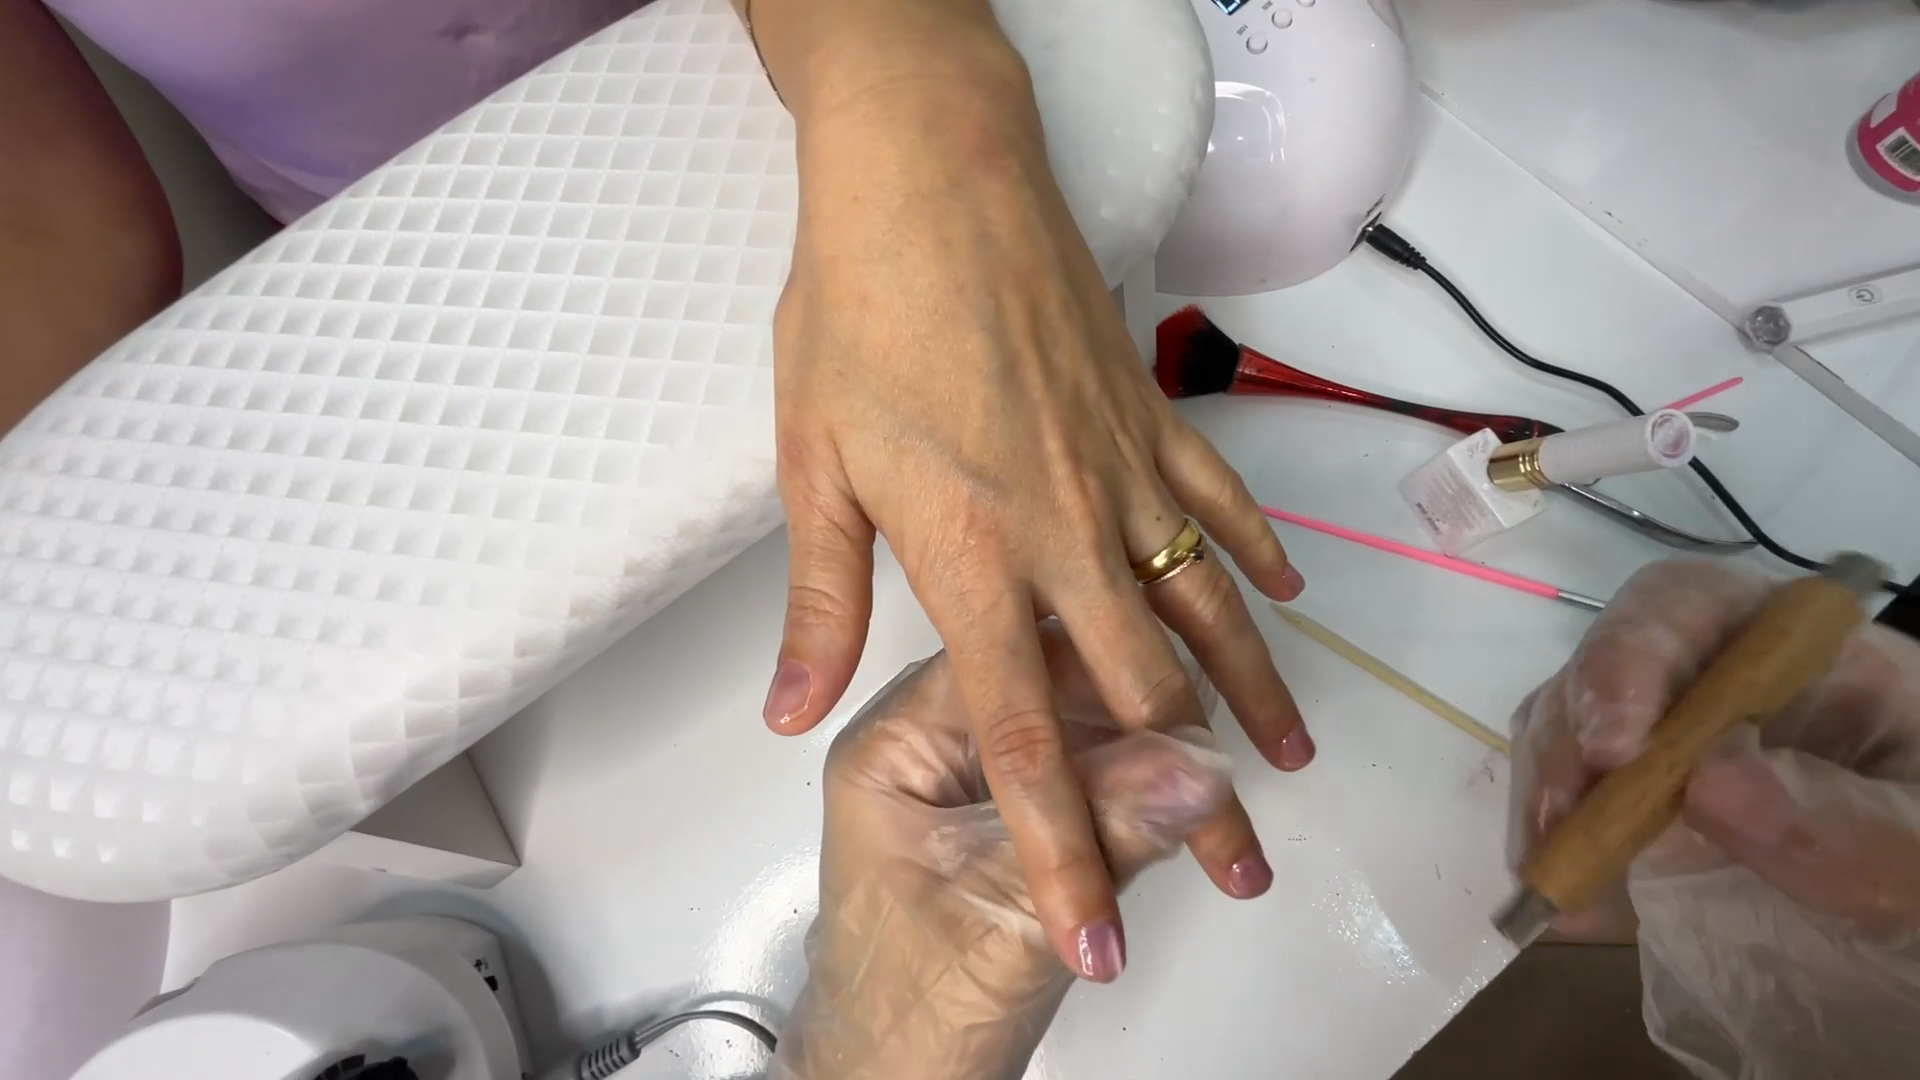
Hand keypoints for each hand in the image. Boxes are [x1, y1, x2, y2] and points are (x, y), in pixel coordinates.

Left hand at [753, 1, 1309, 980]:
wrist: (931, 180)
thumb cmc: (860, 314)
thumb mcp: (814, 465)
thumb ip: (819, 600)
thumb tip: (791, 708)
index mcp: (972, 557)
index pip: (1024, 737)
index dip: (1059, 848)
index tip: (1096, 931)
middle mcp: (1065, 532)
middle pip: (1139, 690)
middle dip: (1186, 794)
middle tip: (1229, 864)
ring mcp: (1122, 471)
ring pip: (1204, 606)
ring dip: (1250, 690)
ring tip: (1290, 762)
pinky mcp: (1150, 414)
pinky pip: (1220, 500)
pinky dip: (1253, 555)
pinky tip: (1284, 597)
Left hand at [771, 627, 1234, 1079]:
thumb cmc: (917, 1008)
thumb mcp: (1013, 913)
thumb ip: (1105, 833)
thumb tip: (1203, 765)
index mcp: (898, 737)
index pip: (1006, 664)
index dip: (1099, 675)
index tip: (1182, 704)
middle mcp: (931, 734)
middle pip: (1046, 689)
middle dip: (1132, 724)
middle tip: (1205, 767)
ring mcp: (970, 768)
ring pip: (1074, 729)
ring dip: (1145, 762)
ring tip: (1210, 810)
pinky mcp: (1008, 805)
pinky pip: (1082, 768)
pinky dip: (1136, 790)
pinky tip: (1181, 815)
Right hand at [1509, 559, 1919, 1078]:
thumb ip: (1857, 823)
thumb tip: (1708, 788)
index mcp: (1792, 648)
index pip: (1679, 605)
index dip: (1624, 658)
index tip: (1614, 748)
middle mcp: (1700, 677)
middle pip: (1594, 676)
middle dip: (1569, 749)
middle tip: (1564, 829)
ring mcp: (1653, 733)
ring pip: (1560, 735)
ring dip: (1548, 803)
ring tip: (1555, 881)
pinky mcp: (1624, 793)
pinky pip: (1564, 799)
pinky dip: (1554, 846)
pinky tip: (1571, 900)